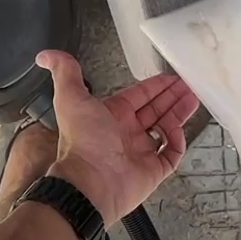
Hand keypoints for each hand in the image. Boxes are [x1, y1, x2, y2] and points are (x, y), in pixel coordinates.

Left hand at [37, 50, 199, 223]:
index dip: (156, 85)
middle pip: (156, 109)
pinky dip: (177, 140)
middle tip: (190, 85)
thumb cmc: (82, 142)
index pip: (140, 95)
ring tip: (194, 99)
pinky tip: (177, 129)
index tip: (173, 77)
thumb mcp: (71, 99)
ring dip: (180, 113)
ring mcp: (141, 151)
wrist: (90, 184)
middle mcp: (127, 132)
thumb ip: (65, 73)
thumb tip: (46, 55)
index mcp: (112, 115)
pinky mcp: (153, 170)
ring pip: (167, 128)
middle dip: (173, 96)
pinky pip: (172, 153)